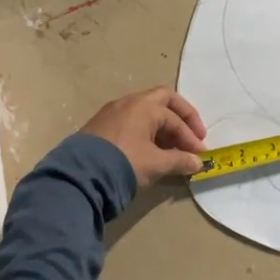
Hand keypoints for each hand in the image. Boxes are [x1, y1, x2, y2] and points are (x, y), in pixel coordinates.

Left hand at [81, 87, 208, 184]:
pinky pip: (130, 123)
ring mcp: (111, 113)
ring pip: (145, 113)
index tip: (199, 155)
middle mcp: (129, 103)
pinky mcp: (99, 127)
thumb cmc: (125, 162)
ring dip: (162, 128)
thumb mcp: (157, 164)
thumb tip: (198, 162)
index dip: (191, 137)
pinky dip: (145, 132)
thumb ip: (180, 161)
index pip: (176, 119)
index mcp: (145, 106)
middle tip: (191, 136)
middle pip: (163, 102)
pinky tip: (148, 150)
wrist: (80, 176)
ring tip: (171, 149)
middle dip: (181, 119)